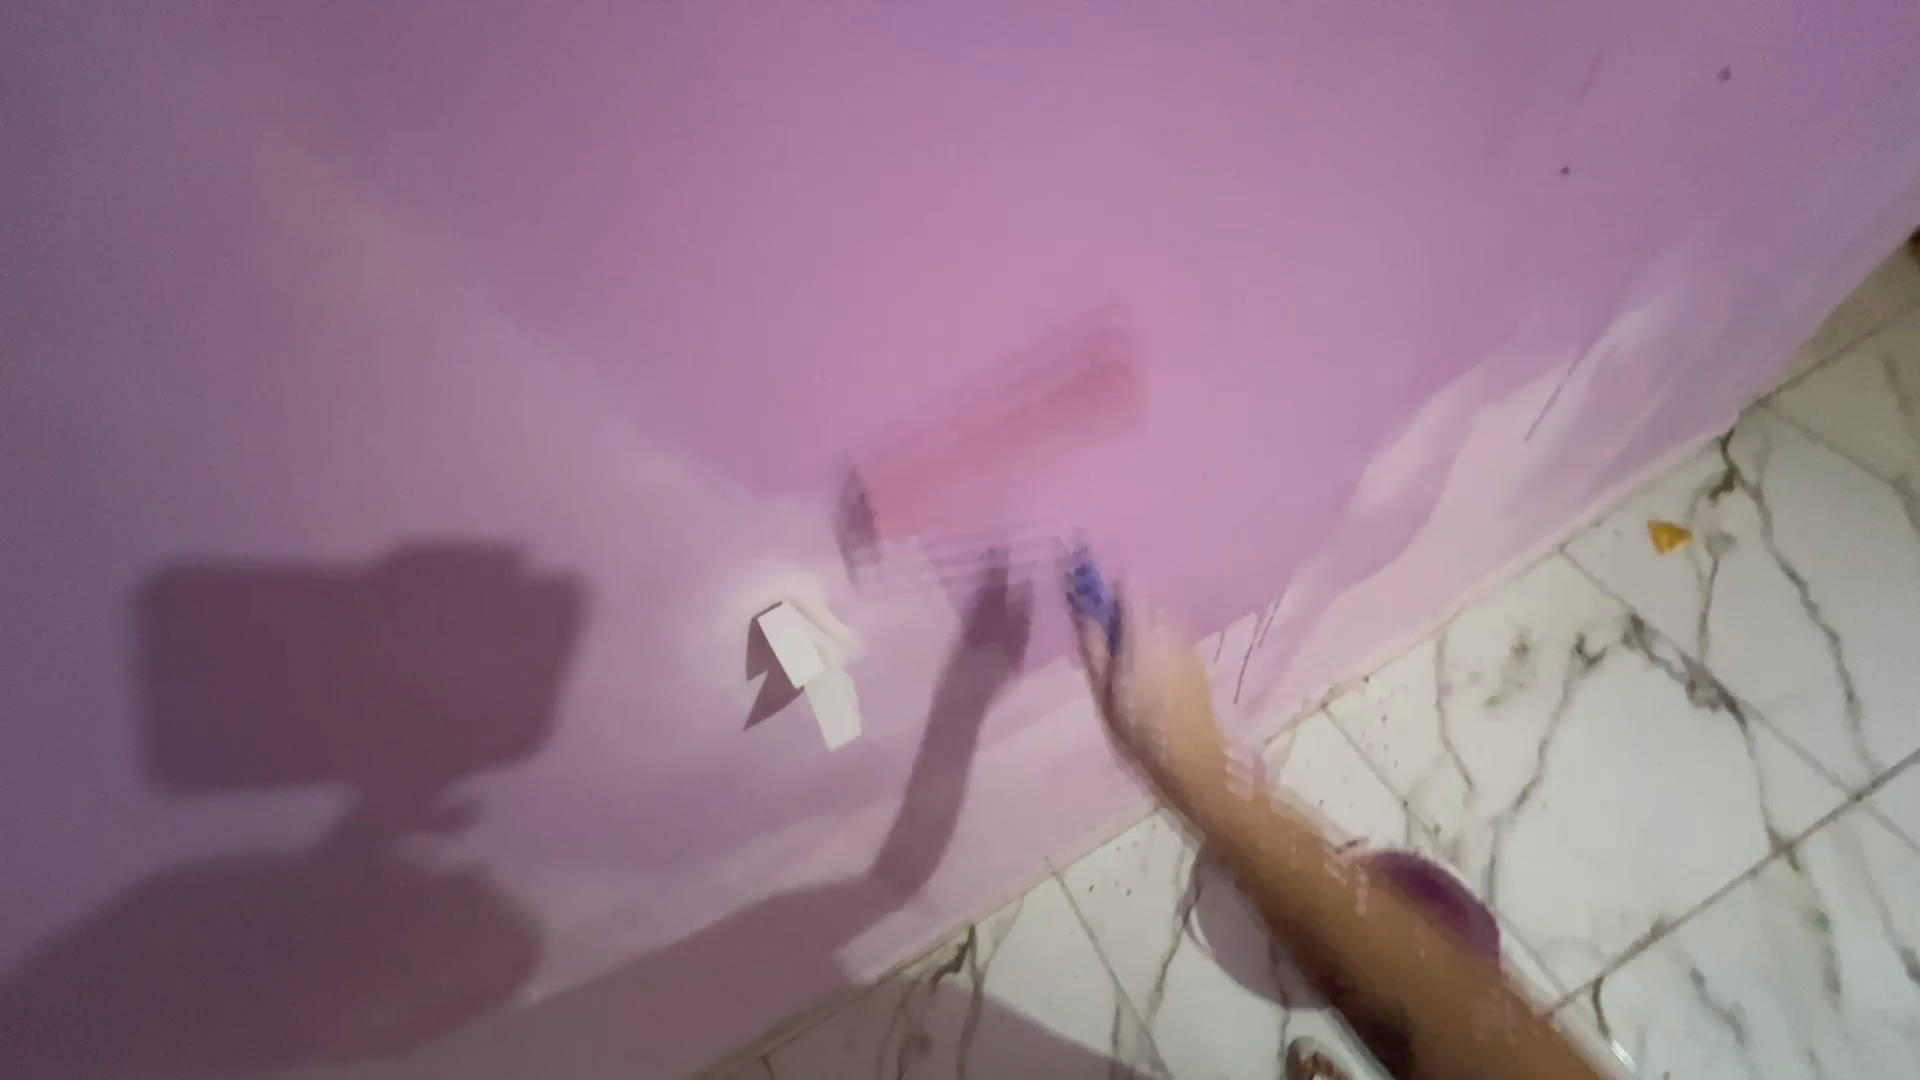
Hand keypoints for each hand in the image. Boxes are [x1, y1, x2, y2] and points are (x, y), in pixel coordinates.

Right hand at [1072, 592, 1231, 804]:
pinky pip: (1171, 637)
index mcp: (1142, 631)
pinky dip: (1158, 642)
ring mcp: (1187, 643)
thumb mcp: (1102, 689)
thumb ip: (1093, 644)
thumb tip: (1082, 610)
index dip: (1110, 589)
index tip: (1093, 605)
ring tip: (1126, 660)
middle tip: (1105, 642)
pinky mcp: (1197, 659)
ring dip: (1141, 627)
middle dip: (1124, 611)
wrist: (1193, 759)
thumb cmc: (1139, 727)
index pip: (1130, 584)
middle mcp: (1169, 628)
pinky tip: (1150, 674)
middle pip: (1144, 600)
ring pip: (1159, 618)